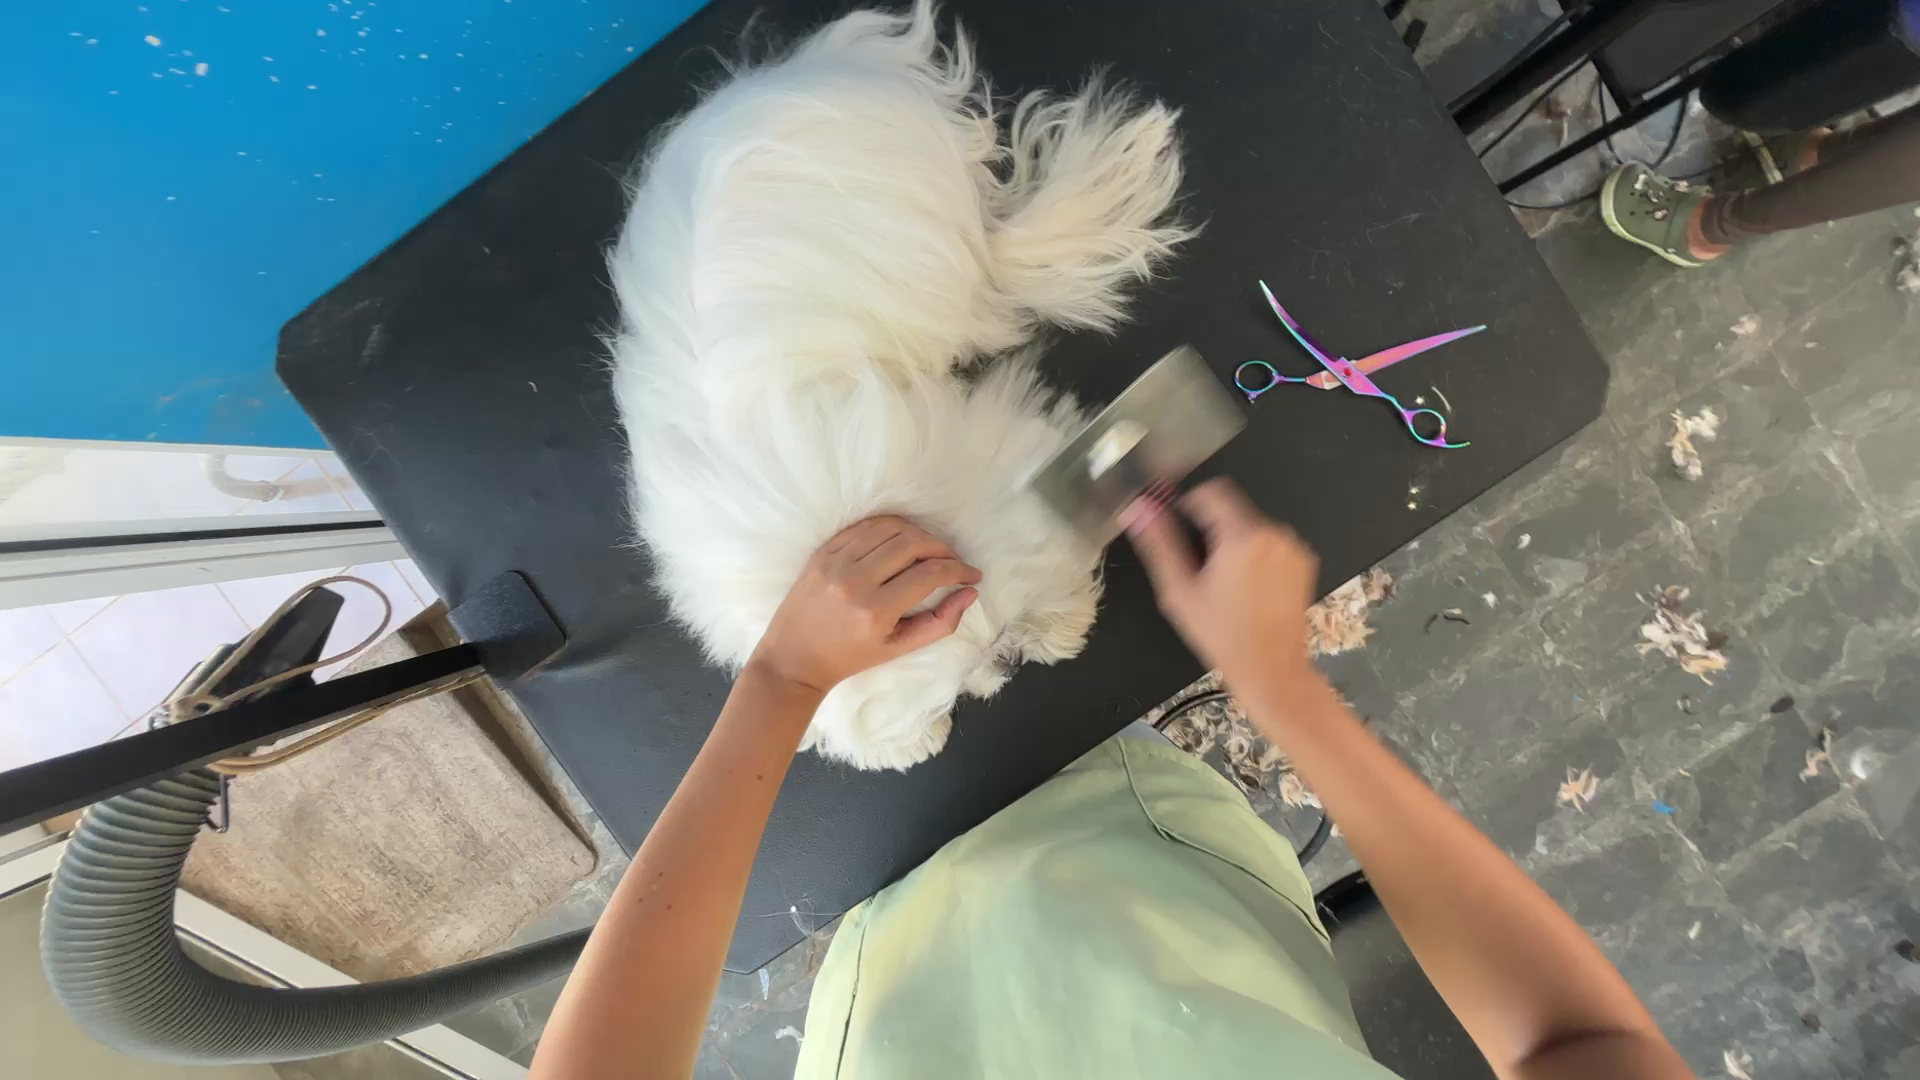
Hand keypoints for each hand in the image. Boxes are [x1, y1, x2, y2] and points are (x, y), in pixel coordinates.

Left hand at [748, 515, 980, 695]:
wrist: (794, 658)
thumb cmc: (850, 657)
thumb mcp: (899, 648)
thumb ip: (940, 623)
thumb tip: (969, 593)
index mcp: (875, 611)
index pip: (930, 574)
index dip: (959, 570)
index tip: (972, 575)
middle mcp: (854, 580)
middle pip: (913, 543)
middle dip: (942, 548)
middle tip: (953, 561)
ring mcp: (835, 561)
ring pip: (890, 528)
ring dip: (918, 534)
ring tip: (930, 550)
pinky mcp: (822, 551)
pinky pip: (864, 526)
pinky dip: (890, 528)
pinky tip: (901, 541)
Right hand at [1126, 478, 1319, 696]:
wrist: (1271, 669)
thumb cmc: (1222, 634)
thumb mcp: (1179, 590)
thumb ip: (1158, 543)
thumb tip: (1137, 510)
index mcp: (1243, 536)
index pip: (1211, 492)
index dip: (1187, 503)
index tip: (1176, 526)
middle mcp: (1274, 534)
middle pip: (1231, 511)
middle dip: (1210, 530)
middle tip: (1198, 567)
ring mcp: (1292, 548)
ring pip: (1250, 527)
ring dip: (1231, 542)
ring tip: (1222, 582)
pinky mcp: (1303, 562)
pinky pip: (1269, 543)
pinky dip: (1253, 555)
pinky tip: (1244, 587)